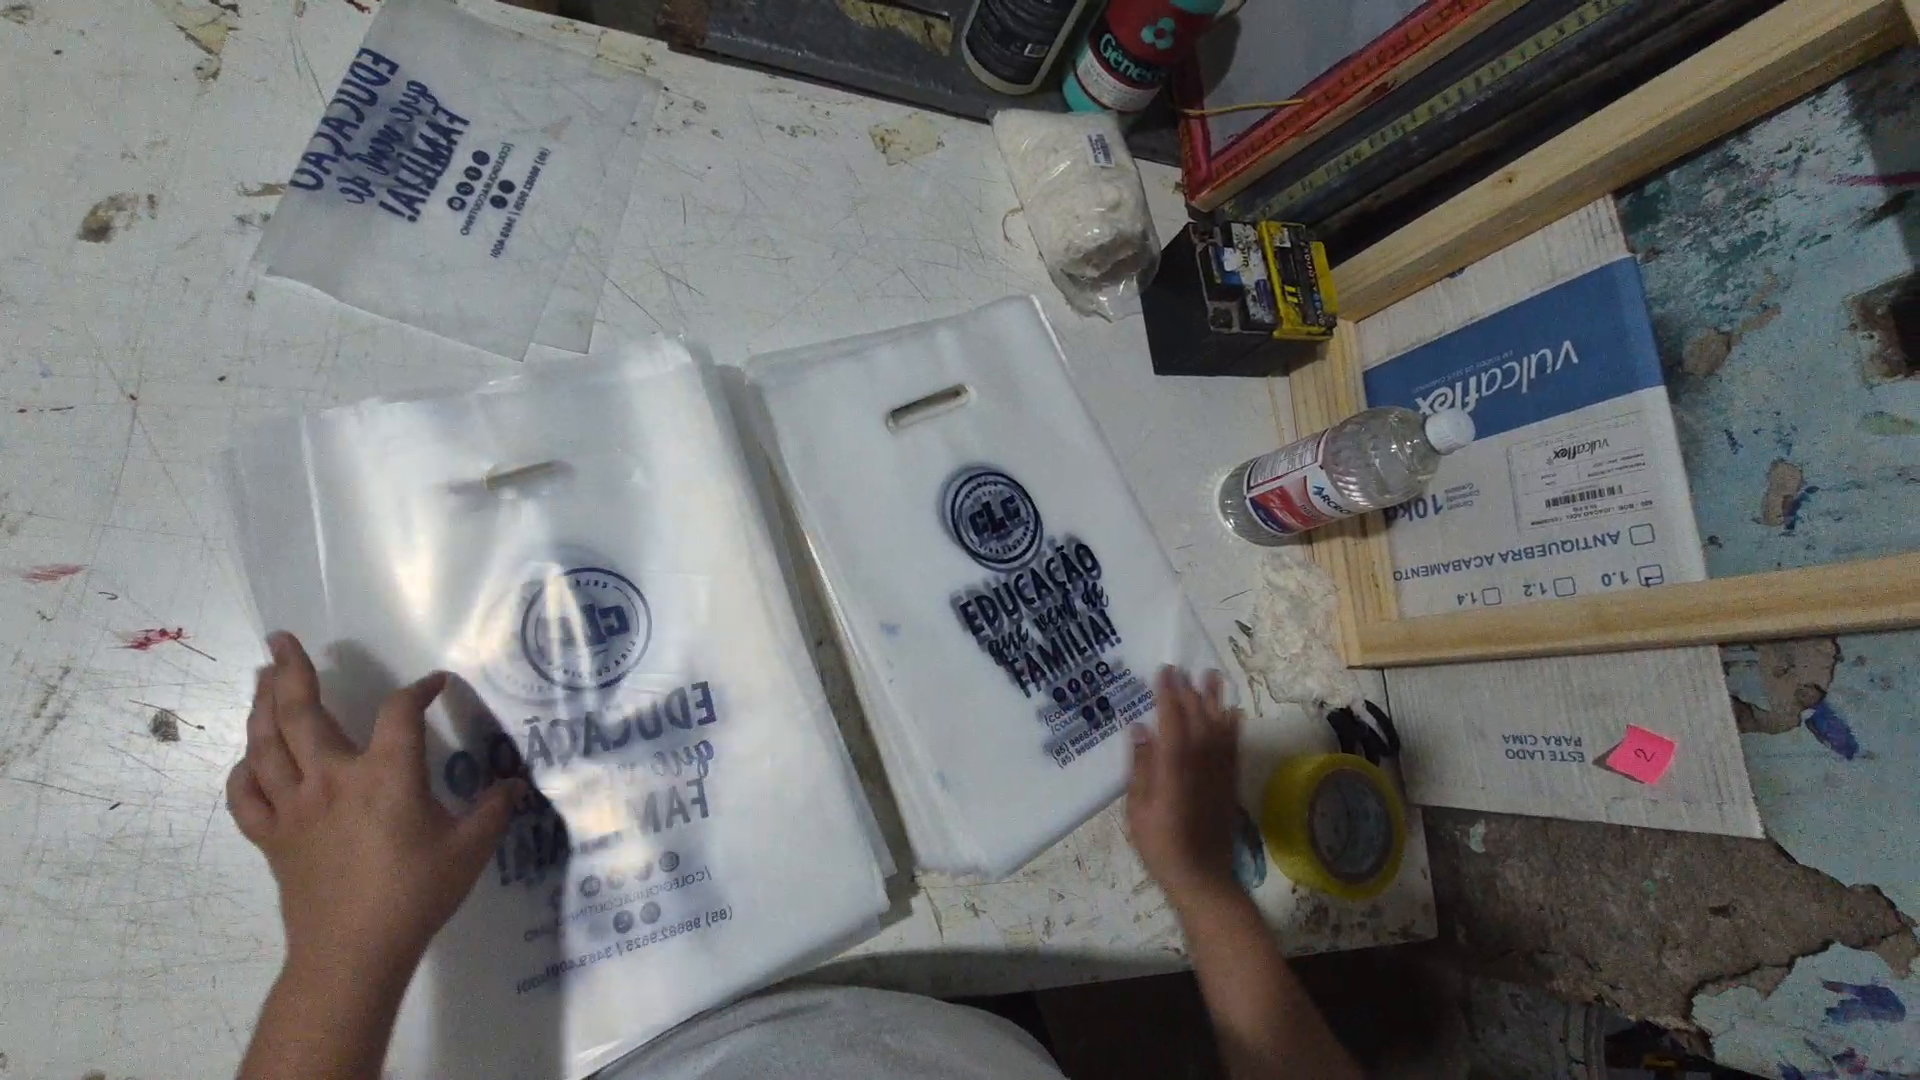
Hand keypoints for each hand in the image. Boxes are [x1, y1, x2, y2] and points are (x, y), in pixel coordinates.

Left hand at [227, 632, 520, 988]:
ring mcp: (294, 808)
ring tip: (264, 677)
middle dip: (290, 672)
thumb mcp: (472, 845)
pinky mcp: (272, 837)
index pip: (400, 712)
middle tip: (282, 641)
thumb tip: (515, 784)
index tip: (437, 683)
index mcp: (385, 775)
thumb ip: (495, 807)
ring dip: (262, 706)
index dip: (421, 690)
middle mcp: (332, 779)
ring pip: (265, 745)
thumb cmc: (417, 891)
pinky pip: (245, 795)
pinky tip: (251, 758)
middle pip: (301, 714)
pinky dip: (245, 770)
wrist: (352, 952)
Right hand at [1126, 667, 1243, 909]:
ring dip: (1215, 700)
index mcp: (1173, 765)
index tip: (1164, 672)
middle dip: (1188, 690)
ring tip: (1212, 676)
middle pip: (1196, 717)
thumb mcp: (1137, 808)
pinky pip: (1234, 746)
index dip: (1168, 693)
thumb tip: (1141, 728)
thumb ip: (1140, 766)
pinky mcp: (1230, 782)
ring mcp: (1219, 770)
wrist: (1202, 876)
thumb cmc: (1160, 844)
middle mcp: (1200, 761)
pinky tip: (1234, 713)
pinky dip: (1234, 727)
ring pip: (1219, 726)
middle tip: (1182, 668)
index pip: (1171, 719)